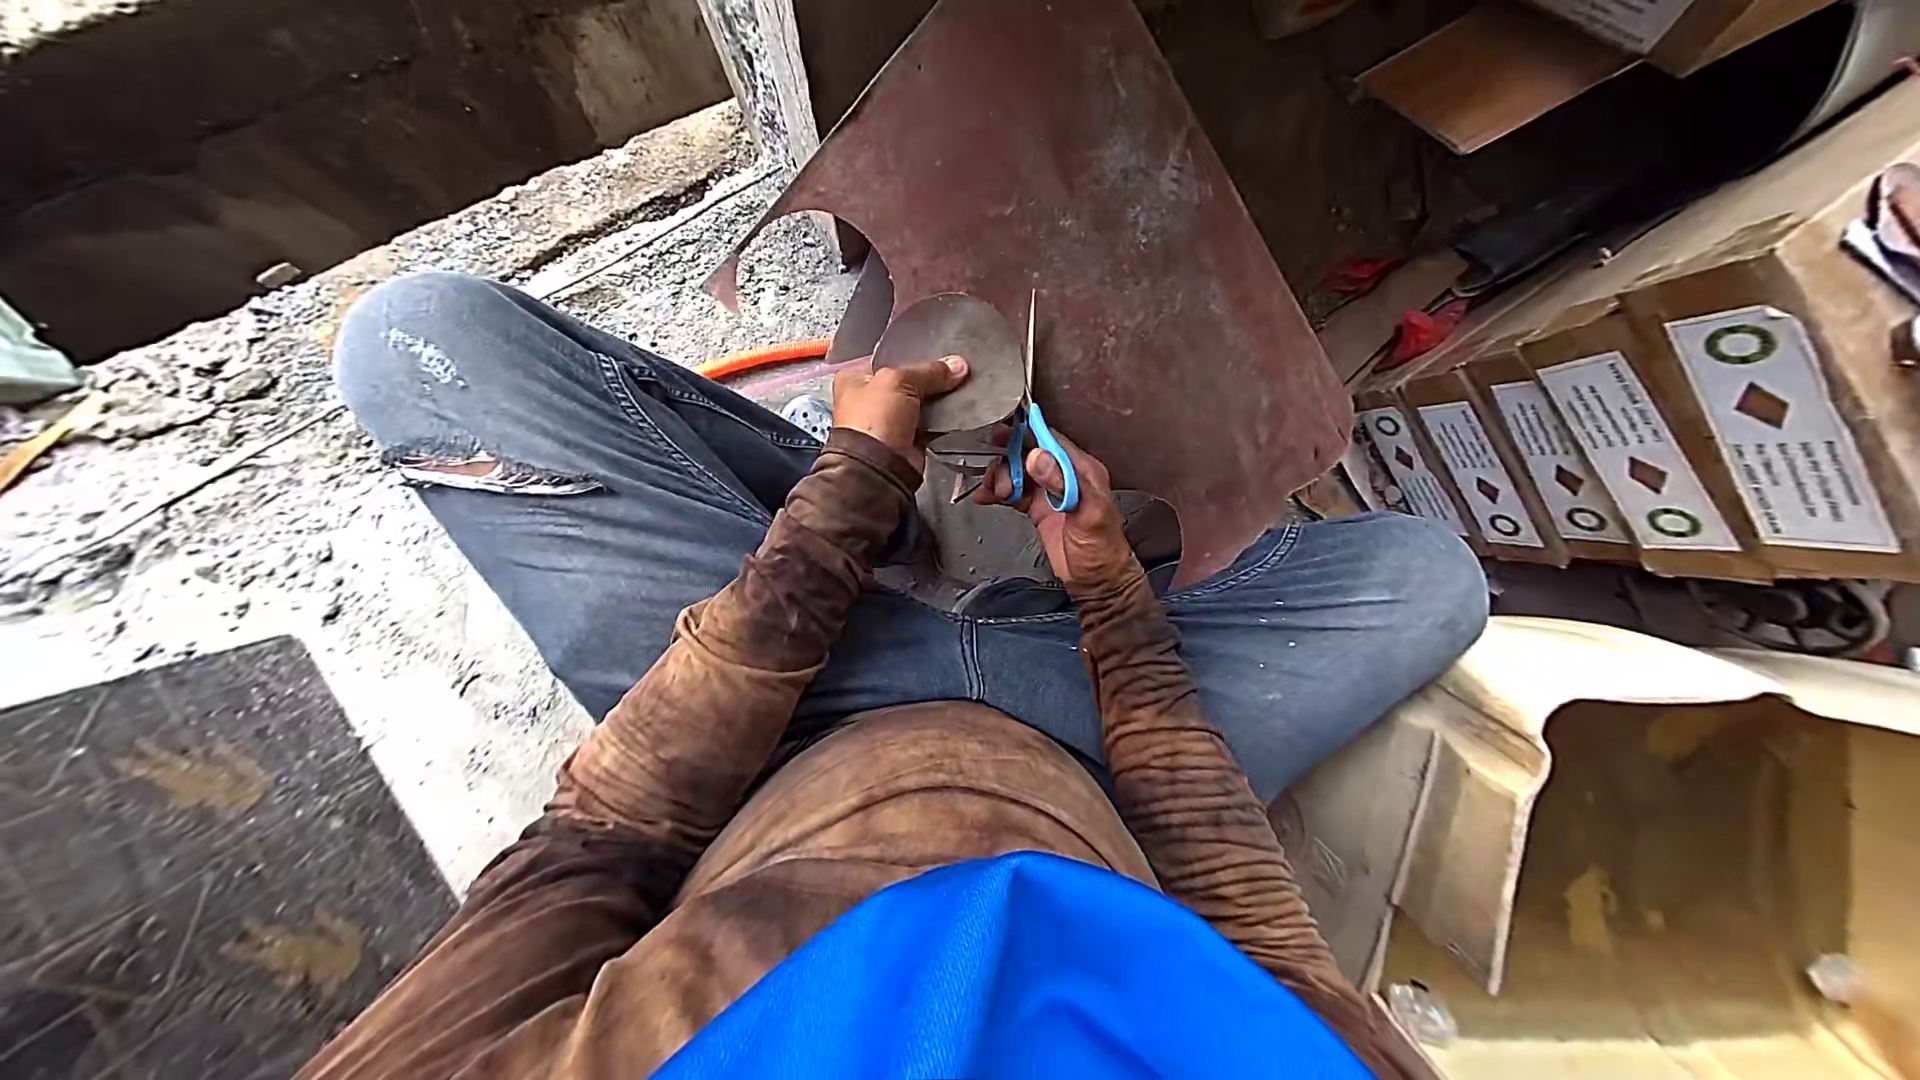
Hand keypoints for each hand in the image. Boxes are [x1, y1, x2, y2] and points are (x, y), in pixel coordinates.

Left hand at [832, 355, 968, 471]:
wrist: (880, 466)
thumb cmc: (873, 420)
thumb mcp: (898, 381)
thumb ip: (929, 371)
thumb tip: (956, 365)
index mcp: (855, 379)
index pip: (888, 359)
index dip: (911, 353)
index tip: (936, 350)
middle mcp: (870, 399)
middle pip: (907, 380)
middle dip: (929, 377)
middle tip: (952, 367)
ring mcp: (889, 420)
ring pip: (921, 402)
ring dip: (938, 397)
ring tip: (959, 384)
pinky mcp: (907, 438)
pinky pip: (930, 422)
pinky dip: (942, 417)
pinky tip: (957, 407)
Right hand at [976, 427, 1135, 591]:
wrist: (1096, 582)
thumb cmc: (1101, 550)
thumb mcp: (1088, 515)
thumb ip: (1064, 484)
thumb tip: (1038, 457)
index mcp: (1082, 470)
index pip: (1051, 441)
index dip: (1027, 435)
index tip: (1004, 434)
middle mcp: (1064, 476)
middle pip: (1029, 453)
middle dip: (1008, 457)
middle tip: (994, 468)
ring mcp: (1050, 492)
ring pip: (1018, 472)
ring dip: (1001, 477)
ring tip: (996, 492)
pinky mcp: (1038, 508)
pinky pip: (1014, 492)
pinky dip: (998, 493)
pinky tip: (986, 497)